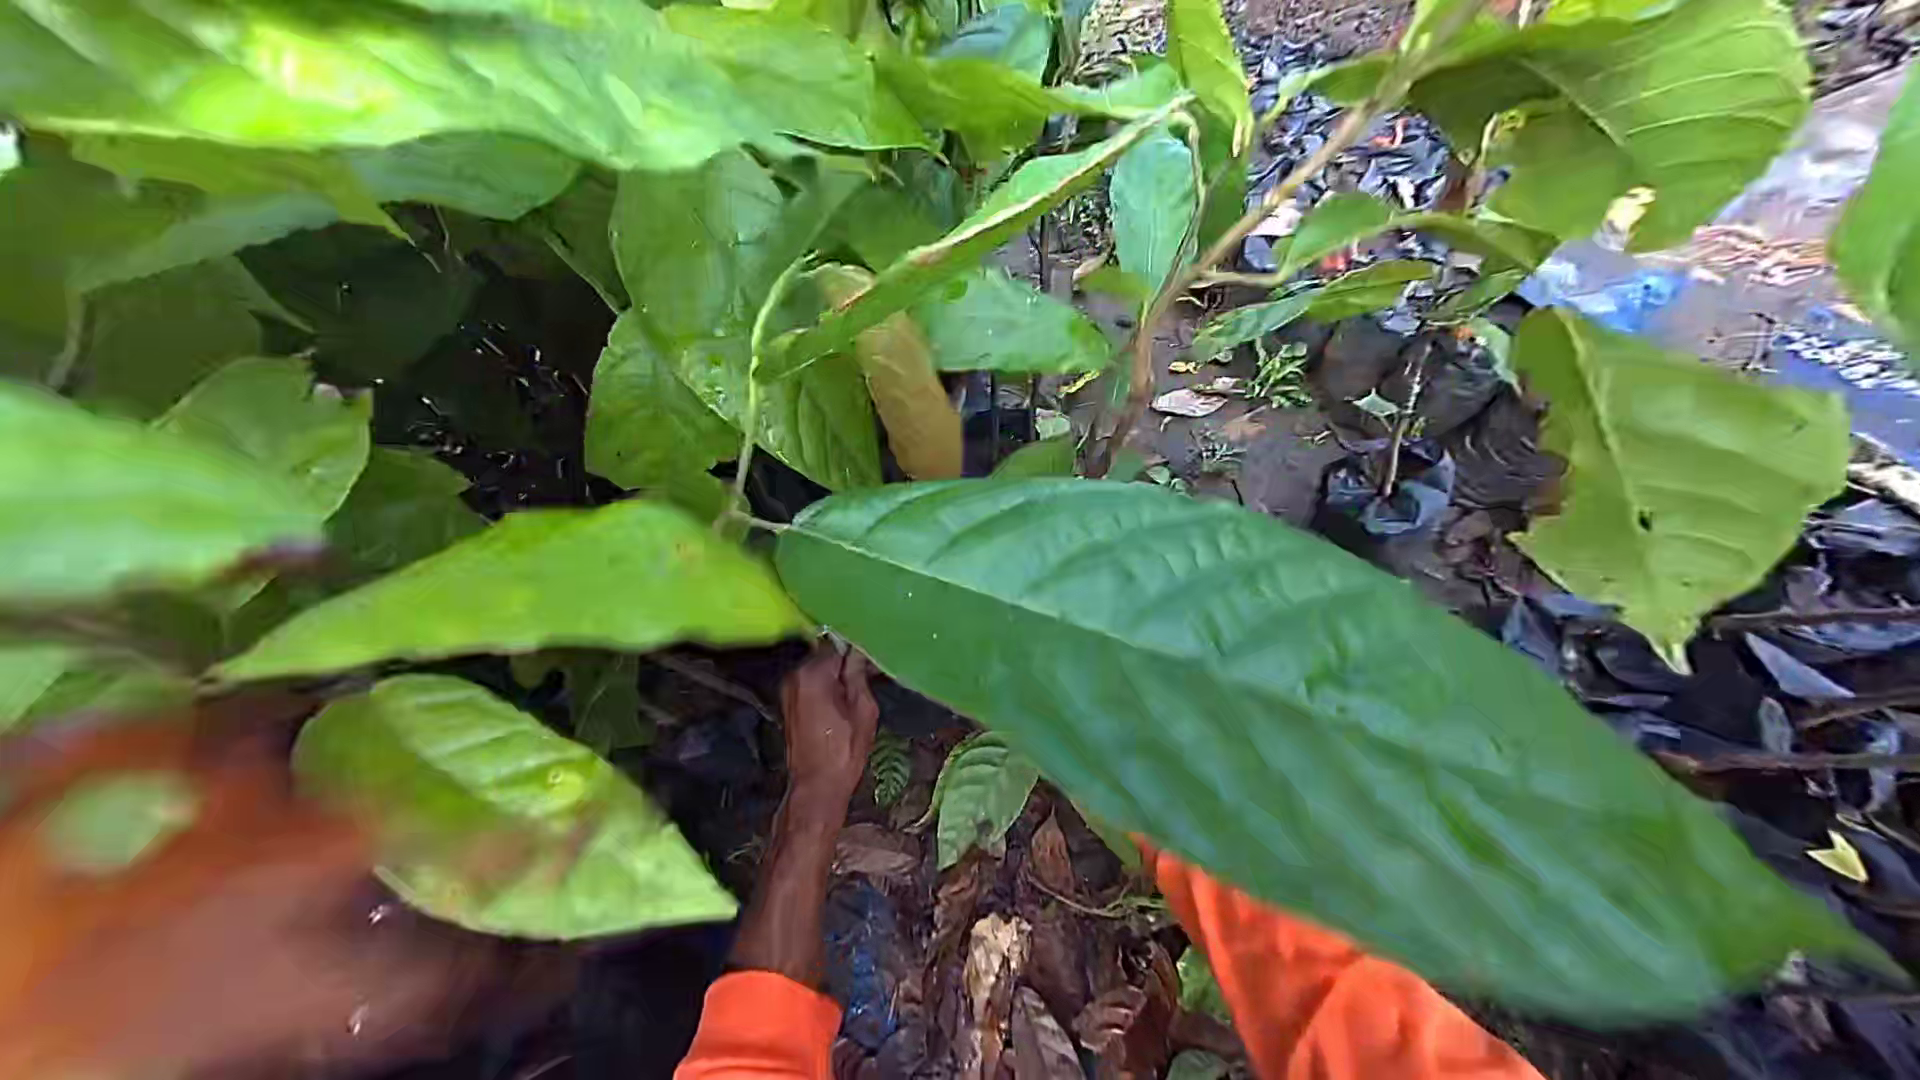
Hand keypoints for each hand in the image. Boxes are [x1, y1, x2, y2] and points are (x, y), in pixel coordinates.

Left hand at [778, 642, 878, 814]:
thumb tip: (859, 653)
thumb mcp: (863, 709)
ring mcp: (788, 689)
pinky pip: (810, 684)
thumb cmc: (844, 750)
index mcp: (813, 673)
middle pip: (826, 656)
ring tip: (855, 694)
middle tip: (868, 679)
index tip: (873, 665)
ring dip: (836, 676)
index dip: (859, 654)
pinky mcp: (788, 703)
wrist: (816, 785)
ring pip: (818, 670)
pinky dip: (825, 687)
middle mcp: (795, 676)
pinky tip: (840, 703)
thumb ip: (858, 674)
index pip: (839, 646)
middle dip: (846, 664)